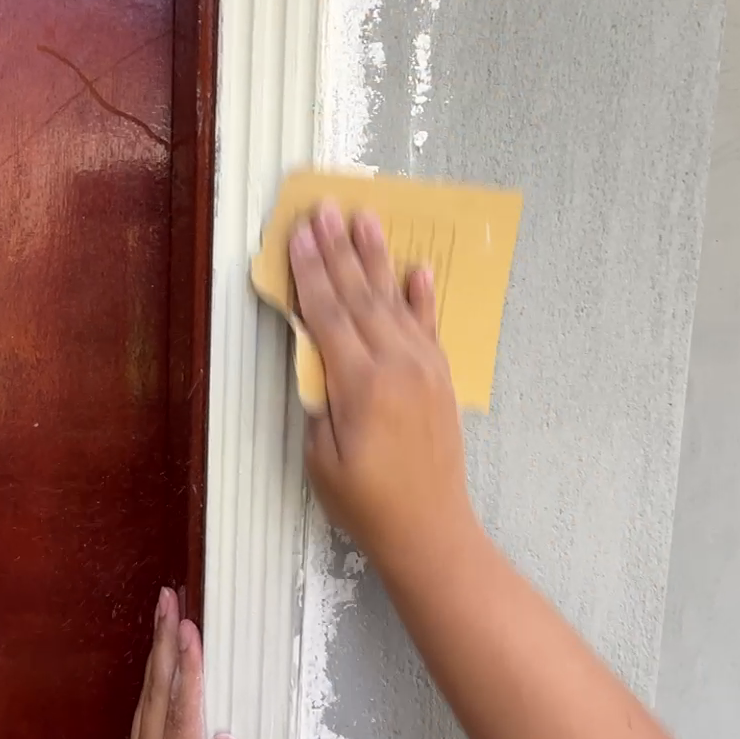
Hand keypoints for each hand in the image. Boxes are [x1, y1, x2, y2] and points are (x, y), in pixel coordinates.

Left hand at [125, 587, 241, 738]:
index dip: (188, 665)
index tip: (189, 626)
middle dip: (162, 640)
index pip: (182, 711)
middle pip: (157, 692)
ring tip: (161, 617)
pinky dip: (151, 681)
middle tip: (165, 598)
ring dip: (155, 653)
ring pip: (146, 698)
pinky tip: (157, 669)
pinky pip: (142, 713)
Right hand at [290, 202, 476, 569]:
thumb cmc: (364, 502)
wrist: (430, 530)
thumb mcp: (320, 456)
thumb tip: (319, 357)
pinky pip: (429, 326)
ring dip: (376, 258)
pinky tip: (417, 269)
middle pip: (359, 296)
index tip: (299, 233)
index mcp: (359, 383)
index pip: (328, 313)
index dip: (310, 271)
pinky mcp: (440, 377)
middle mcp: (395, 364)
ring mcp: (423, 367)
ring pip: (393, 301)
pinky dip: (421, 296)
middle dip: (338, 249)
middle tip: (325, 207)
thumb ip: (319, 397)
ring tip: (365, 218)